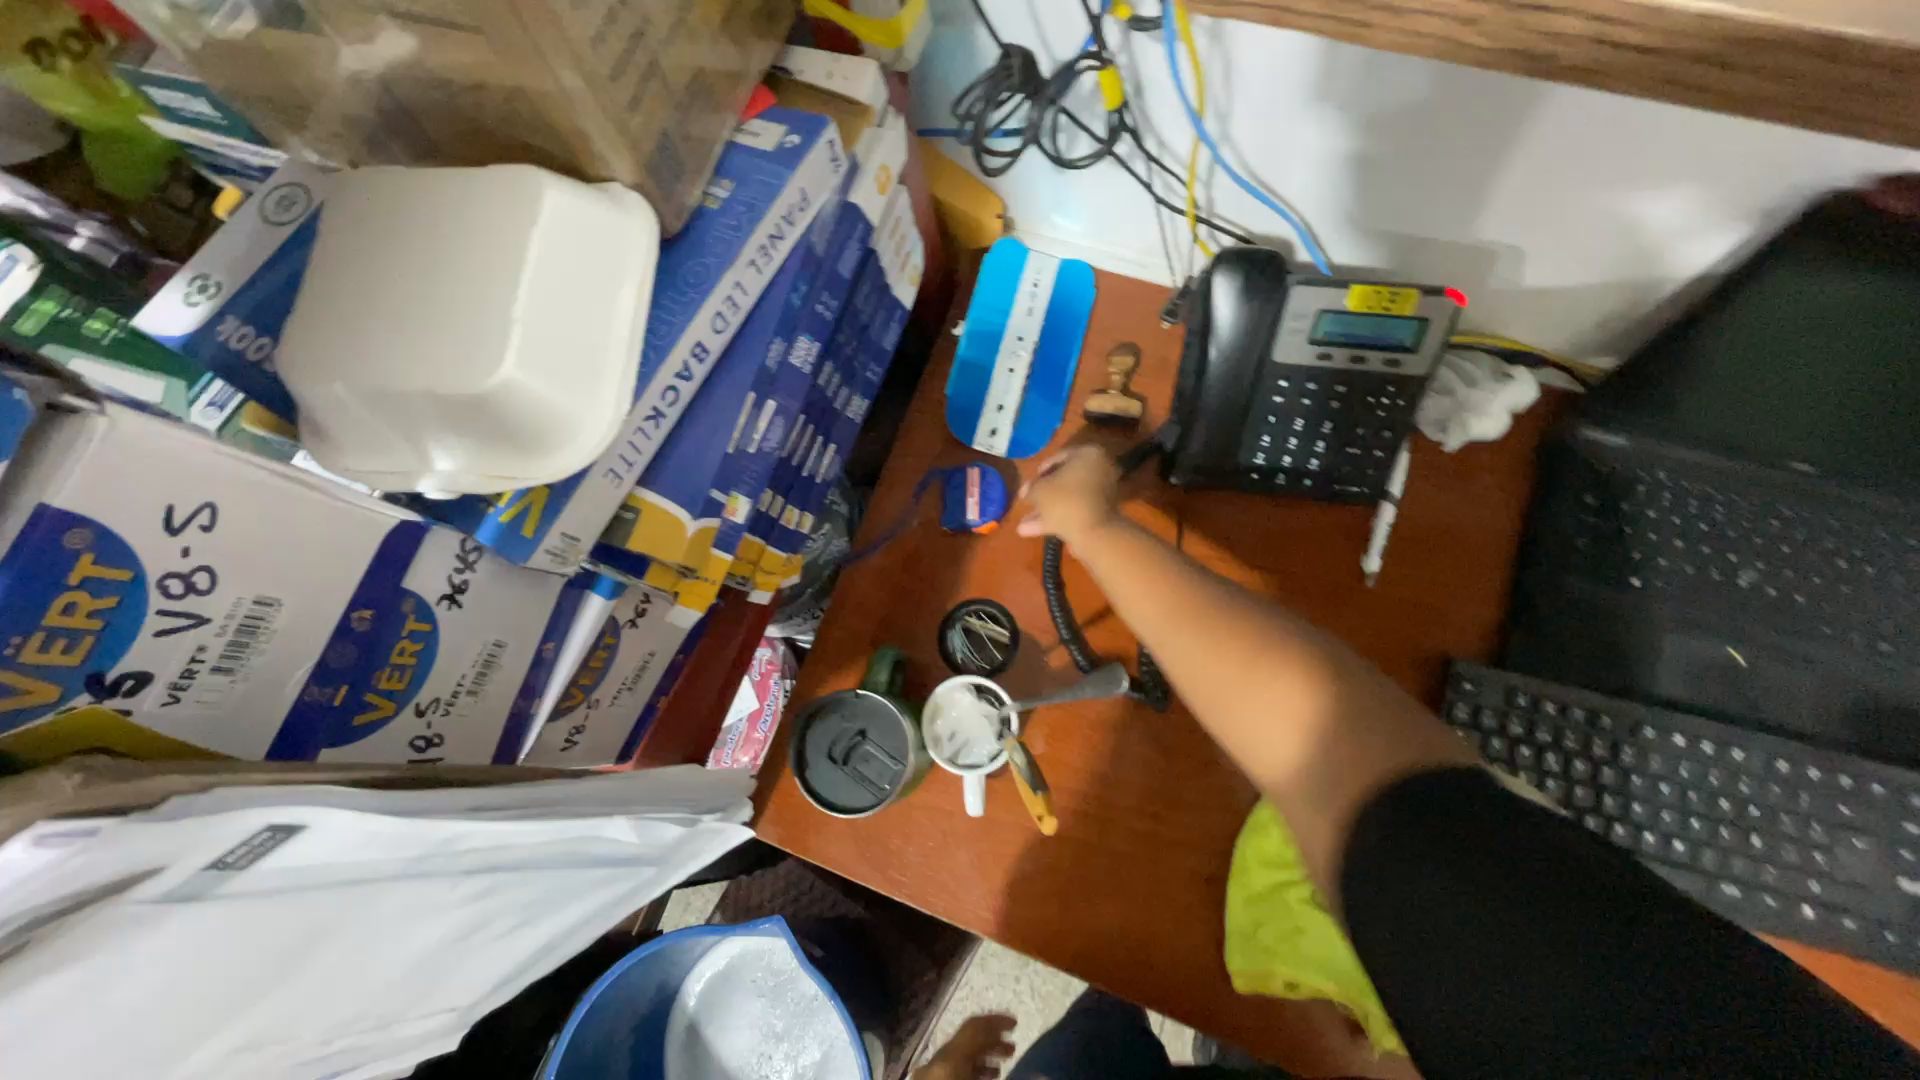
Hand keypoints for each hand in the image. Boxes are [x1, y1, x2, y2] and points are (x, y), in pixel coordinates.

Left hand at [915, 1014, 1016, 1079]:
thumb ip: (1004, 1074)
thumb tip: (1038, 1072)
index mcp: (949, 1057)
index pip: (974, 1027)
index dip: (997, 1020)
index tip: (1015, 1022)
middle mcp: (937, 1058)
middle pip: (967, 1039)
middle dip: (992, 1040)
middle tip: (1013, 1046)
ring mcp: (930, 1070)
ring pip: (959, 1054)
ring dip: (983, 1056)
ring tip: (1004, 1063)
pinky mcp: (931, 1078)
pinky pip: (953, 1067)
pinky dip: (971, 1067)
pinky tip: (988, 1076)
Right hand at [1016, 445, 1120, 546]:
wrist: (1093, 531)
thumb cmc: (1064, 500)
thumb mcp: (1039, 490)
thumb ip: (1030, 488)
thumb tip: (1025, 492)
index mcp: (1089, 455)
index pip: (1060, 457)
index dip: (1041, 470)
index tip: (1029, 482)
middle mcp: (1100, 470)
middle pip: (1065, 480)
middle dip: (1044, 493)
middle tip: (1028, 501)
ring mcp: (1102, 494)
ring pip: (1069, 499)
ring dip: (1046, 510)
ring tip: (1023, 523)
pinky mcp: (1100, 514)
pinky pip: (1075, 512)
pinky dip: (1056, 519)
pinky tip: (1032, 531)